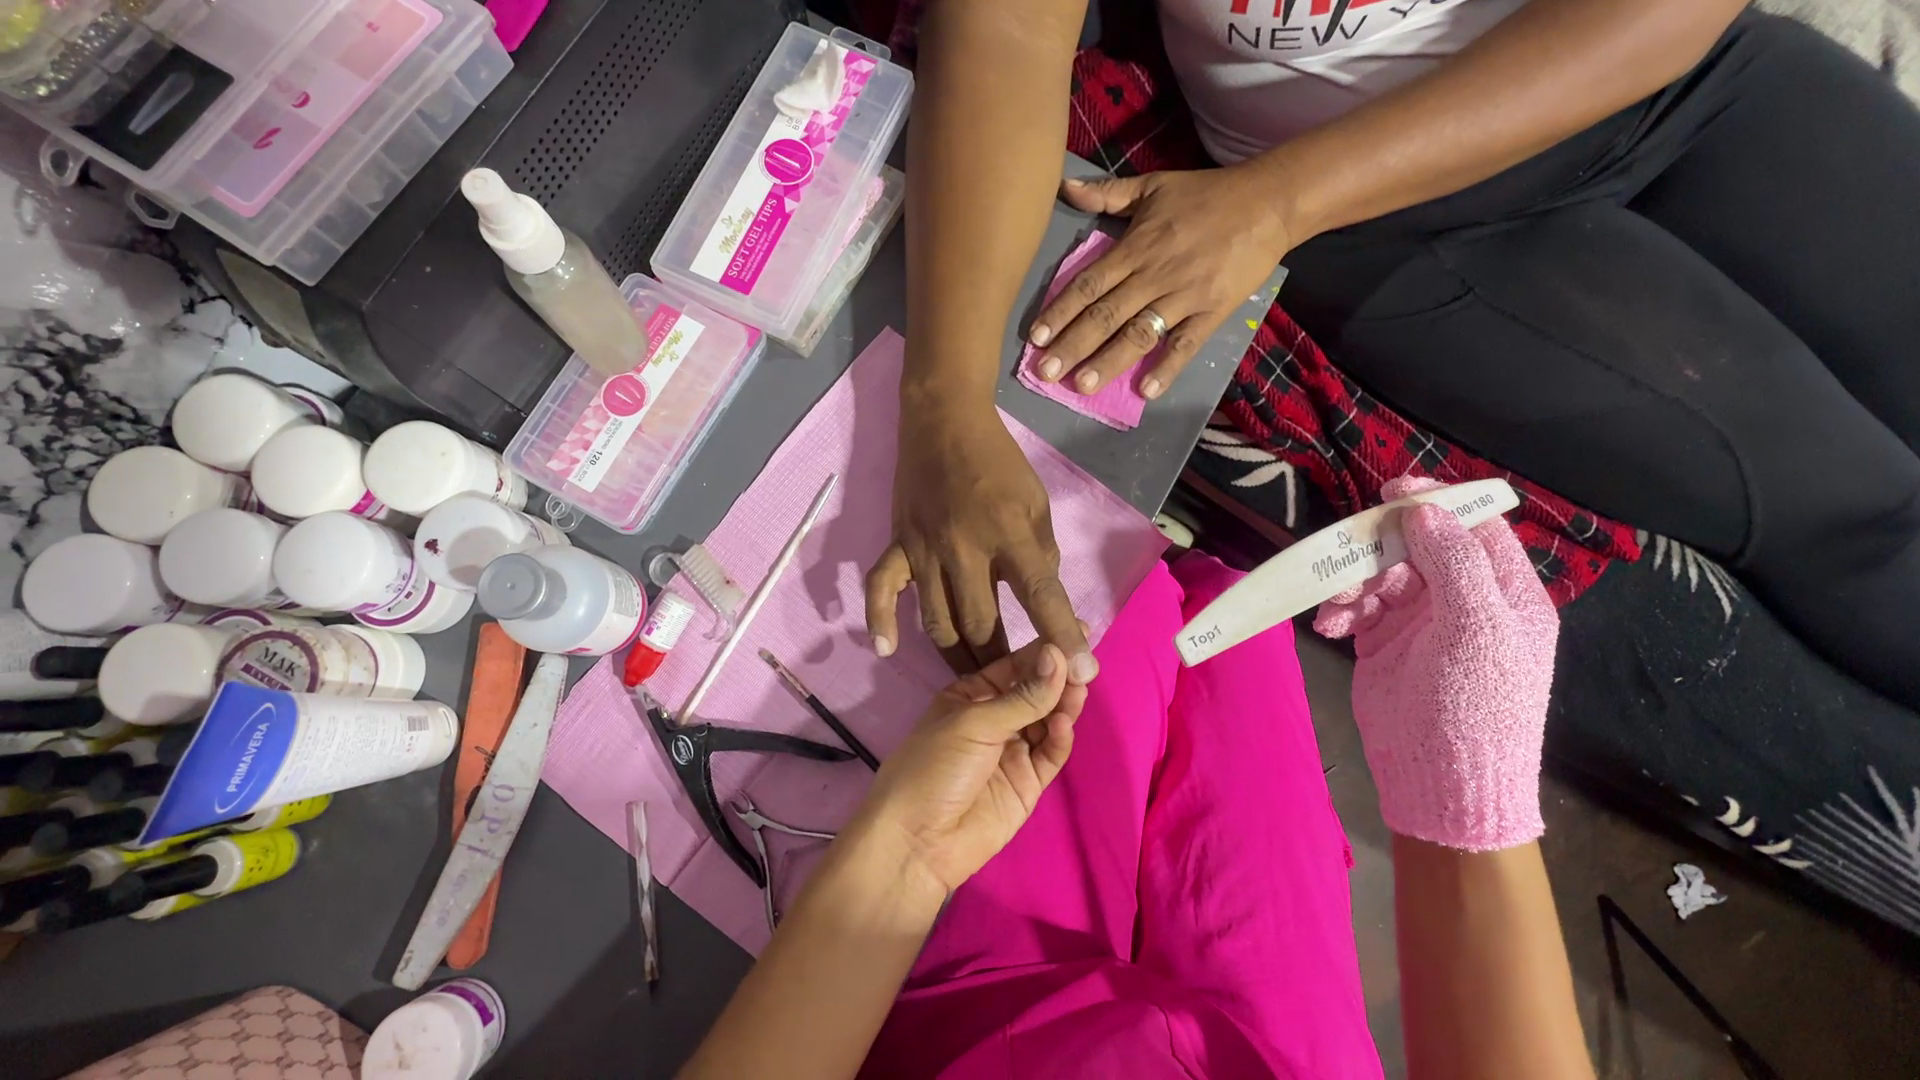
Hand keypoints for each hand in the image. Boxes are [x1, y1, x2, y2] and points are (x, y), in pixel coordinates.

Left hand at [847, 640, 1085, 894]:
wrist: (918, 841)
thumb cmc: (934, 767)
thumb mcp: (974, 723)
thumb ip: (1022, 695)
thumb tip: (1058, 654)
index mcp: (970, 696)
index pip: (1013, 665)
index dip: (1043, 649)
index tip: (1076, 630)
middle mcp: (994, 718)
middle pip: (1036, 690)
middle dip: (1060, 675)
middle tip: (1087, 660)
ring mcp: (1013, 750)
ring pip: (1049, 719)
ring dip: (1064, 703)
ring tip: (1080, 689)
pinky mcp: (1028, 782)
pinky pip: (1050, 753)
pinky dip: (1060, 737)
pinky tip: (1064, 724)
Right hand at [866, 407, 1096, 680]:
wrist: (943, 420)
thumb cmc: (998, 460)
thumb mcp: (1036, 500)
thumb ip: (1041, 552)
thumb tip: (1043, 598)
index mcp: (1009, 532)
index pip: (1040, 594)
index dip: (1062, 636)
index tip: (1082, 673)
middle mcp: (965, 548)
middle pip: (980, 623)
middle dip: (1002, 664)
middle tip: (1017, 689)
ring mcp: (924, 549)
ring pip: (936, 621)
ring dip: (956, 657)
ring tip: (975, 683)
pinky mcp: (897, 544)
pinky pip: (880, 588)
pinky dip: (879, 620)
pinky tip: (884, 648)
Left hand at [1028, 164, 1295, 399]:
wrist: (1269, 202)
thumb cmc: (1206, 195)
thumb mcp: (1154, 185)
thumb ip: (1108, 193)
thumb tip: (1066, 188)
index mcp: (1136, 247)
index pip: (1089, 283)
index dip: (1061, 310)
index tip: (1035, 336)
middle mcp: (1154, 275)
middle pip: (1106, 314)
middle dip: (1073, 345)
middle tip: (1045, 374)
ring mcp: (1184, 296)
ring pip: (1139, 333)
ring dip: (1109, 361)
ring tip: (1082, 386)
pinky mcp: (1212, 312)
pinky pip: (1186, 344)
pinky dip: (1167, 367)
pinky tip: (1146, 391)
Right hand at [1313, 477, 1558, 851]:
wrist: (1441, 781)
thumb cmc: (1476, 706)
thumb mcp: (1477, 630)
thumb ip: (1455, 564)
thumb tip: (1426, 509)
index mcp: (1504, 592)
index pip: (1475, 526)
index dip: (1439, 501)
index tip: (1393, 491)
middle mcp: (1463, 599)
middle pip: (1418, 545)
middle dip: (1381, 548)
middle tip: (1352, 558)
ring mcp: (1421, 620)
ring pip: (1382, 572)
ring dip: (1354, 580)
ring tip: (1338, 604)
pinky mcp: (1383, 641)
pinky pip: (1358, 605)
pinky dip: (1341, 608)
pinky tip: (1330, 626)